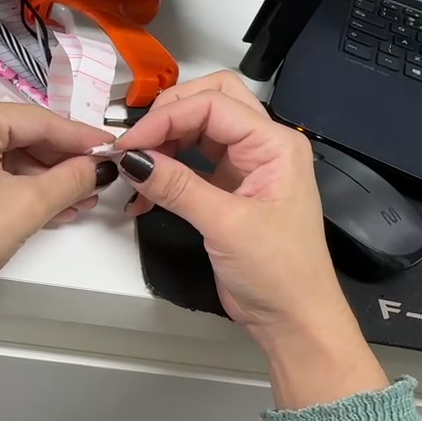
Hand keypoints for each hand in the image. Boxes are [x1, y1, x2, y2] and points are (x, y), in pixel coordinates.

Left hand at [0, 99, 116, 332]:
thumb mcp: (26, 207)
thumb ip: (71, 180)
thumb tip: (101, 167)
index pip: (37, 120)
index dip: (81, 137)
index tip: (114, 149)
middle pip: (20, 135)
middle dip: (62, 162)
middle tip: (100, 181)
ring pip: (5, 155)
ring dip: (43, 179)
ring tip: (81, 200)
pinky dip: (17, 186)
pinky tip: (51, 205)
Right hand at [113, 72, 385, 408]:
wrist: (293, 318)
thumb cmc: (281, 274)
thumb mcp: (225, 225)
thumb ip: (177, 187)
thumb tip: (133, 159)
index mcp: (275, 145)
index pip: (211, 106)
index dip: (164, 119)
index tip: (128, 144)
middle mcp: (262, 147)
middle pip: (208, 102)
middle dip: (166, 115)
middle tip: (133, 143)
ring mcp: (245, 167)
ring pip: (196, 129)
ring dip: (162, 142)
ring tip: (134, 168)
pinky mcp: (227, 189)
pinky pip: (190, 162)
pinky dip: (164, 169)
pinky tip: (144, 192)